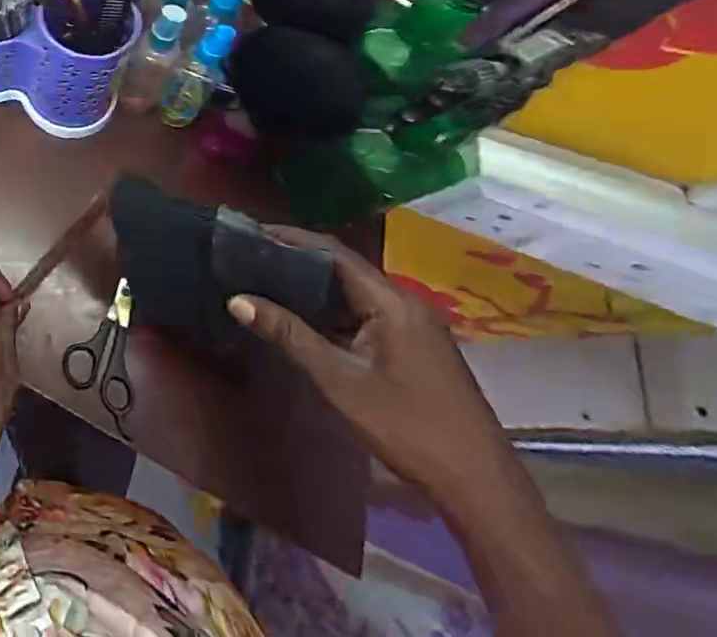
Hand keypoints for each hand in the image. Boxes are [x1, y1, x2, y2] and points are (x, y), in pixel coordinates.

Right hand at [228, 226, 513, 498]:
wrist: (479, 485)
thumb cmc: (407, 427)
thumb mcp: (339, 379)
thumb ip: (289, 334)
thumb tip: (237, 300)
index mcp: (392, 303)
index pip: (335, 253)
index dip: (290, 239)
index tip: (250, 231)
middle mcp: (405, 304)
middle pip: (344, 268)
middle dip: (296, 259)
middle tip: (249, 255)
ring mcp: (412, 325)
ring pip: (353, 292)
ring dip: (311, 286)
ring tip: (263, 280)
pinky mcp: (412, 345)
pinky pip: (363, 312)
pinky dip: (329, 309)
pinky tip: (299, 317)